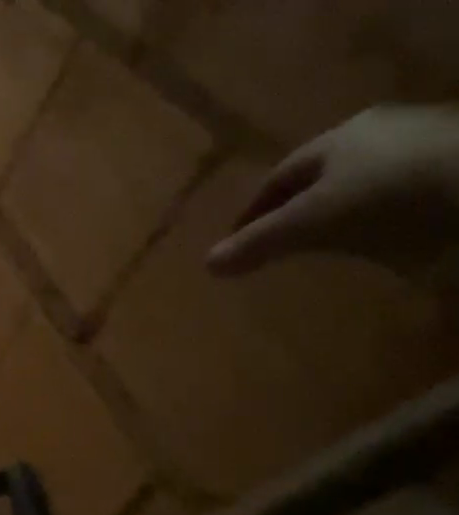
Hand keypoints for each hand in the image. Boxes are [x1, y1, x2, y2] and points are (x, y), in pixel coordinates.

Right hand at [208, 105, 458, 276]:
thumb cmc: (389, 196)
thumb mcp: (310, 224)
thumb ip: (257, 243)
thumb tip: (207, 264)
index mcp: (337, 137)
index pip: (277, 178)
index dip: (253, 214)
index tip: (241, 246)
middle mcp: (380, 129)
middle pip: (323, 178)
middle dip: (298, 211)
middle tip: (282, 246)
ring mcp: (428, 141)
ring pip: (365, 182)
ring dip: (344, 212)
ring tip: (333, 246)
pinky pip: (405, 191)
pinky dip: (385, 215)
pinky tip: (385, 237)